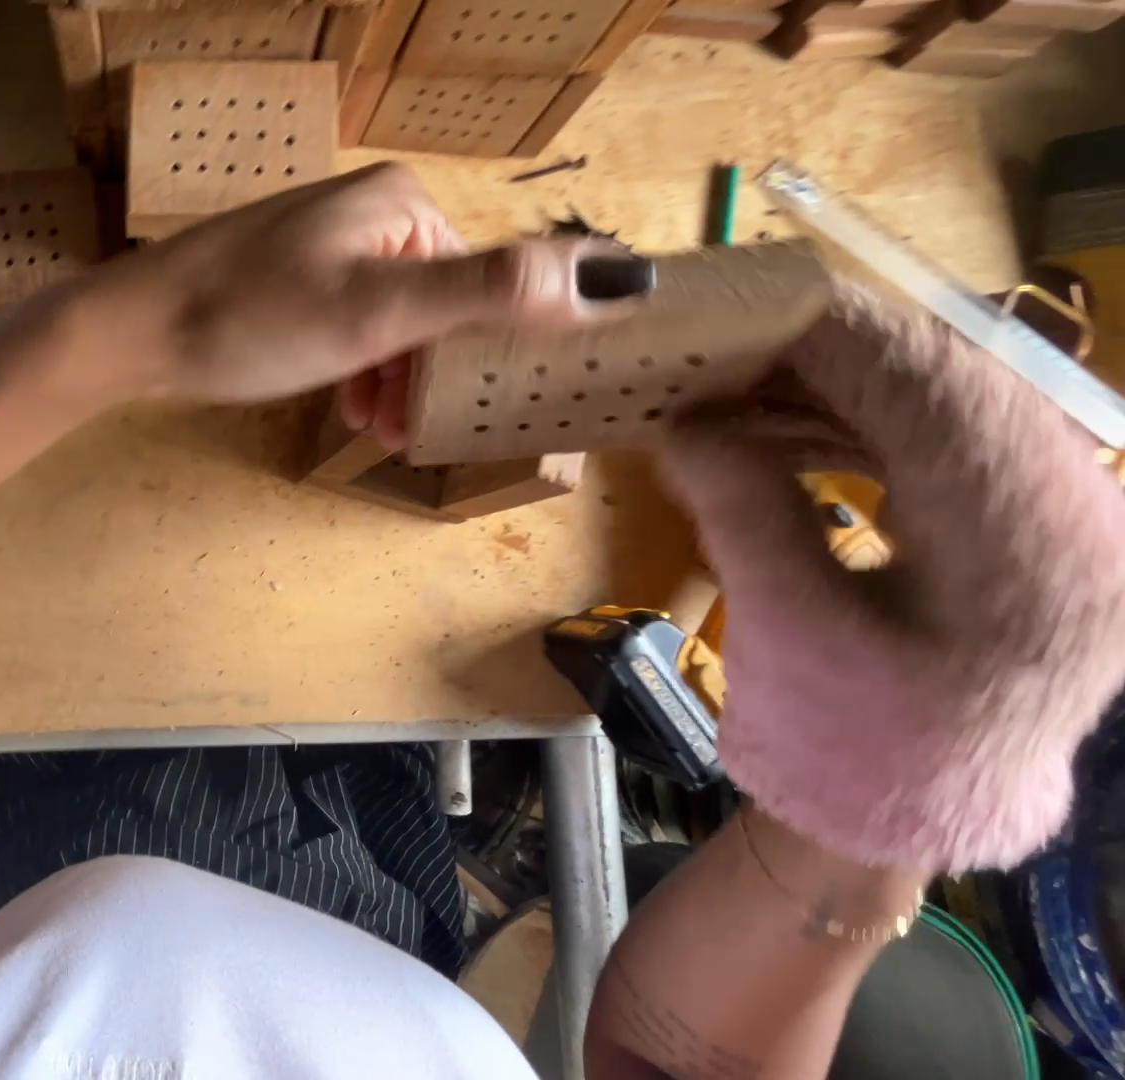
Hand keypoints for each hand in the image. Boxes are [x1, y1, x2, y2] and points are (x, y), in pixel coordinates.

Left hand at [74, 163, 649, 446]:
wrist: (139, 328)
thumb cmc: (254, 316)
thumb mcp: (376, 311)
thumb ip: (487, 295)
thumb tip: (611, 280)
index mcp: (402, 205)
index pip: (482, 279)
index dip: (486, 350)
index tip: (475, 408)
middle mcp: (367, 213)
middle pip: (435, 303)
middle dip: (428, 372)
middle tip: (414, 432)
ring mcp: (324, 244)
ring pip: (390, 321)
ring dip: (393, 379)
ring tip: (378, 430)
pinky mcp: (290, 278)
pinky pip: (349, 325)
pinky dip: (356, 368)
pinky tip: (349, 405)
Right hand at [658, 284, 1124, 870]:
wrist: (907, 809)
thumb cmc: (847, 738)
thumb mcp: (784, 627)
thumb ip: (746, 513)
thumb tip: (687, 422)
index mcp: (1034, 556)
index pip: (944, 398)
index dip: (845, 341)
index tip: (751, 309)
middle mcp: (1080, 522)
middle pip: (959, 386)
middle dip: (837, 353)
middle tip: (732, 340)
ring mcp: (1062, 521)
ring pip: (951, 405)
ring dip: (840, 386)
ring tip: (741, 384)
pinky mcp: (1024, 527)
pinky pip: (943, 443)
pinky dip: (857, 424)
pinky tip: (785, 426)